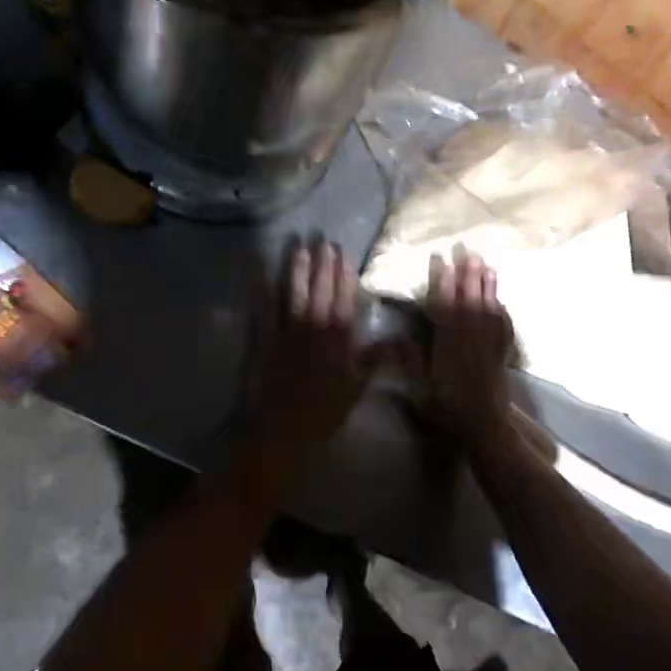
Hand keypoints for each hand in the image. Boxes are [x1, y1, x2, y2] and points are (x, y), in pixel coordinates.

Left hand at [252, 240, 373, 455]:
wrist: (286, 429)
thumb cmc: (326, 411)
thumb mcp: (358, 387)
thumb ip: (377, 359)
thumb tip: (405, 341)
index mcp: (340, 339)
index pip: (344, 300)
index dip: (343, 275)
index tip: (343, 254)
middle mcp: (316, 329)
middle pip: (321, 291)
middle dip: (323, 265)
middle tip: (323, 241)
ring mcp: (289, 333)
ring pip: (295, 295)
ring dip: (298, 271)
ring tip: (299, 248)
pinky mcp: (267, 341)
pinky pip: (266, 312)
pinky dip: (266, 293)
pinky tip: (265, 275)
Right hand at [425, 248, 514, 448]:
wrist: (485, 426)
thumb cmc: (447, 408)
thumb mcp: (420, 387)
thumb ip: (410, 360)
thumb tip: (397, 335)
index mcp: (447, 345)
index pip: (444, 308)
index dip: (442, 284)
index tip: (441, 261)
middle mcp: (469, 340)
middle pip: (469, 301)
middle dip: (467, 275)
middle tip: (467, 250)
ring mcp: (489, 345)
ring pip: (488, 309)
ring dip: (486, 285)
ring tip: (485, 264)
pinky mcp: (502, 354)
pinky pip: (503, 326)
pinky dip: (502, 310)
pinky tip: (500, 300)